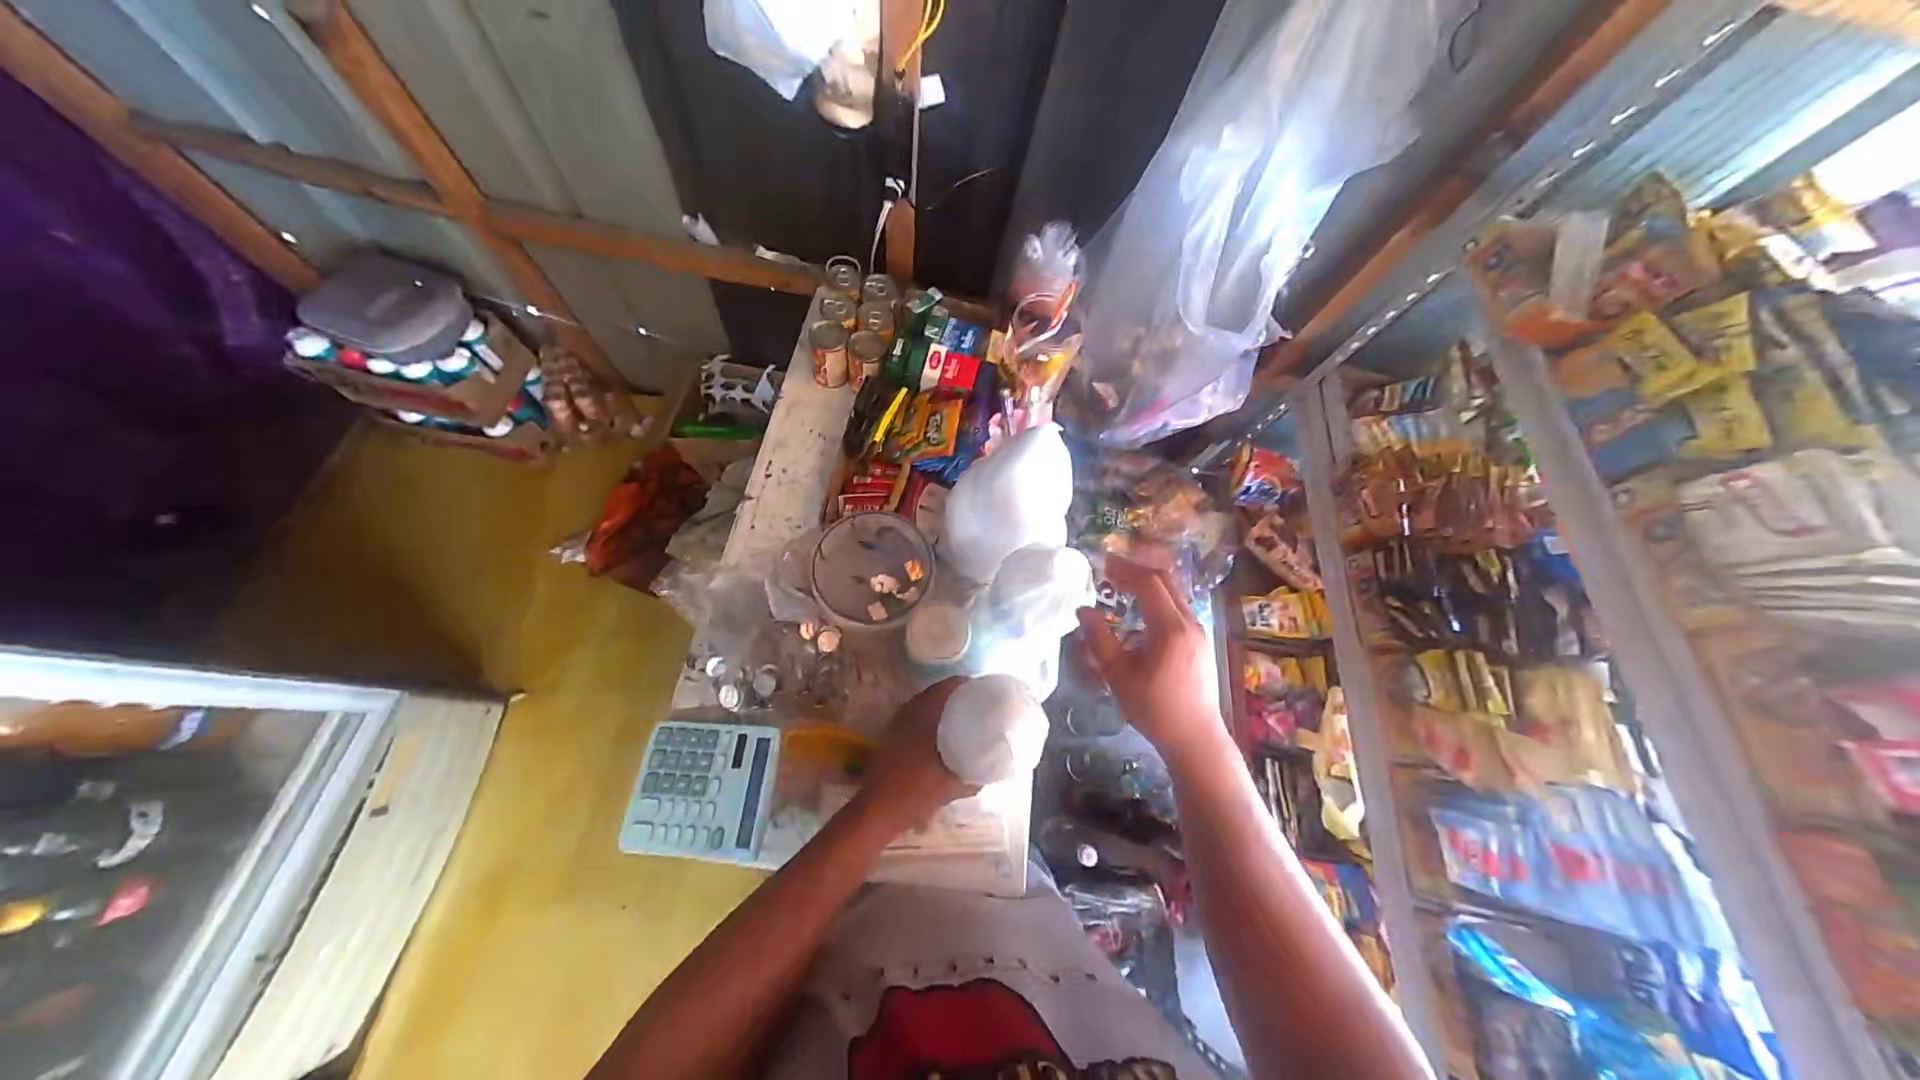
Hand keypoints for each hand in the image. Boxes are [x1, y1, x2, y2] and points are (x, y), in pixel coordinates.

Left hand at [857, 676, 976, 831]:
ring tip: (961, 715)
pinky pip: (914, 715)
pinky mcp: (890, 734)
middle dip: (956, 694)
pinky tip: (939, 732)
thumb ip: (973, 780)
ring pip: (923, 703)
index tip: (983, 690)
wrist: (877, 809)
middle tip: (976, 703)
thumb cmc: (916, 793)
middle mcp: (909, 712)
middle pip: (935, 692)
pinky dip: (928, 716)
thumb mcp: (951, 788)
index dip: (966, 684)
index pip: (948, 686)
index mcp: (925, 715)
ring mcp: (897, 722)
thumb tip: (991, 772)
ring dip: (941, 705)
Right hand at [1077, 557, 1228, 768]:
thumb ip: (1100, 639)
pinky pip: (1179, 608)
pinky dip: (1158, 599)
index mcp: (1171, 628)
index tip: (1102, 564)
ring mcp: (1199, 632)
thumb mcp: (1119, 675)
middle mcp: (1190, 623)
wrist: (1195, 738)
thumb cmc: (1154, 708)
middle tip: (1110, 570)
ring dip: (1148, 584)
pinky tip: (1141, 612)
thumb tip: (1083, 610)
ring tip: (1122, 586)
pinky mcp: (1200, 642)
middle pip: (1165, 582)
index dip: (1125, 570)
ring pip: (1174, 594)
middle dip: (1136, 571)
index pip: (1149, 583)